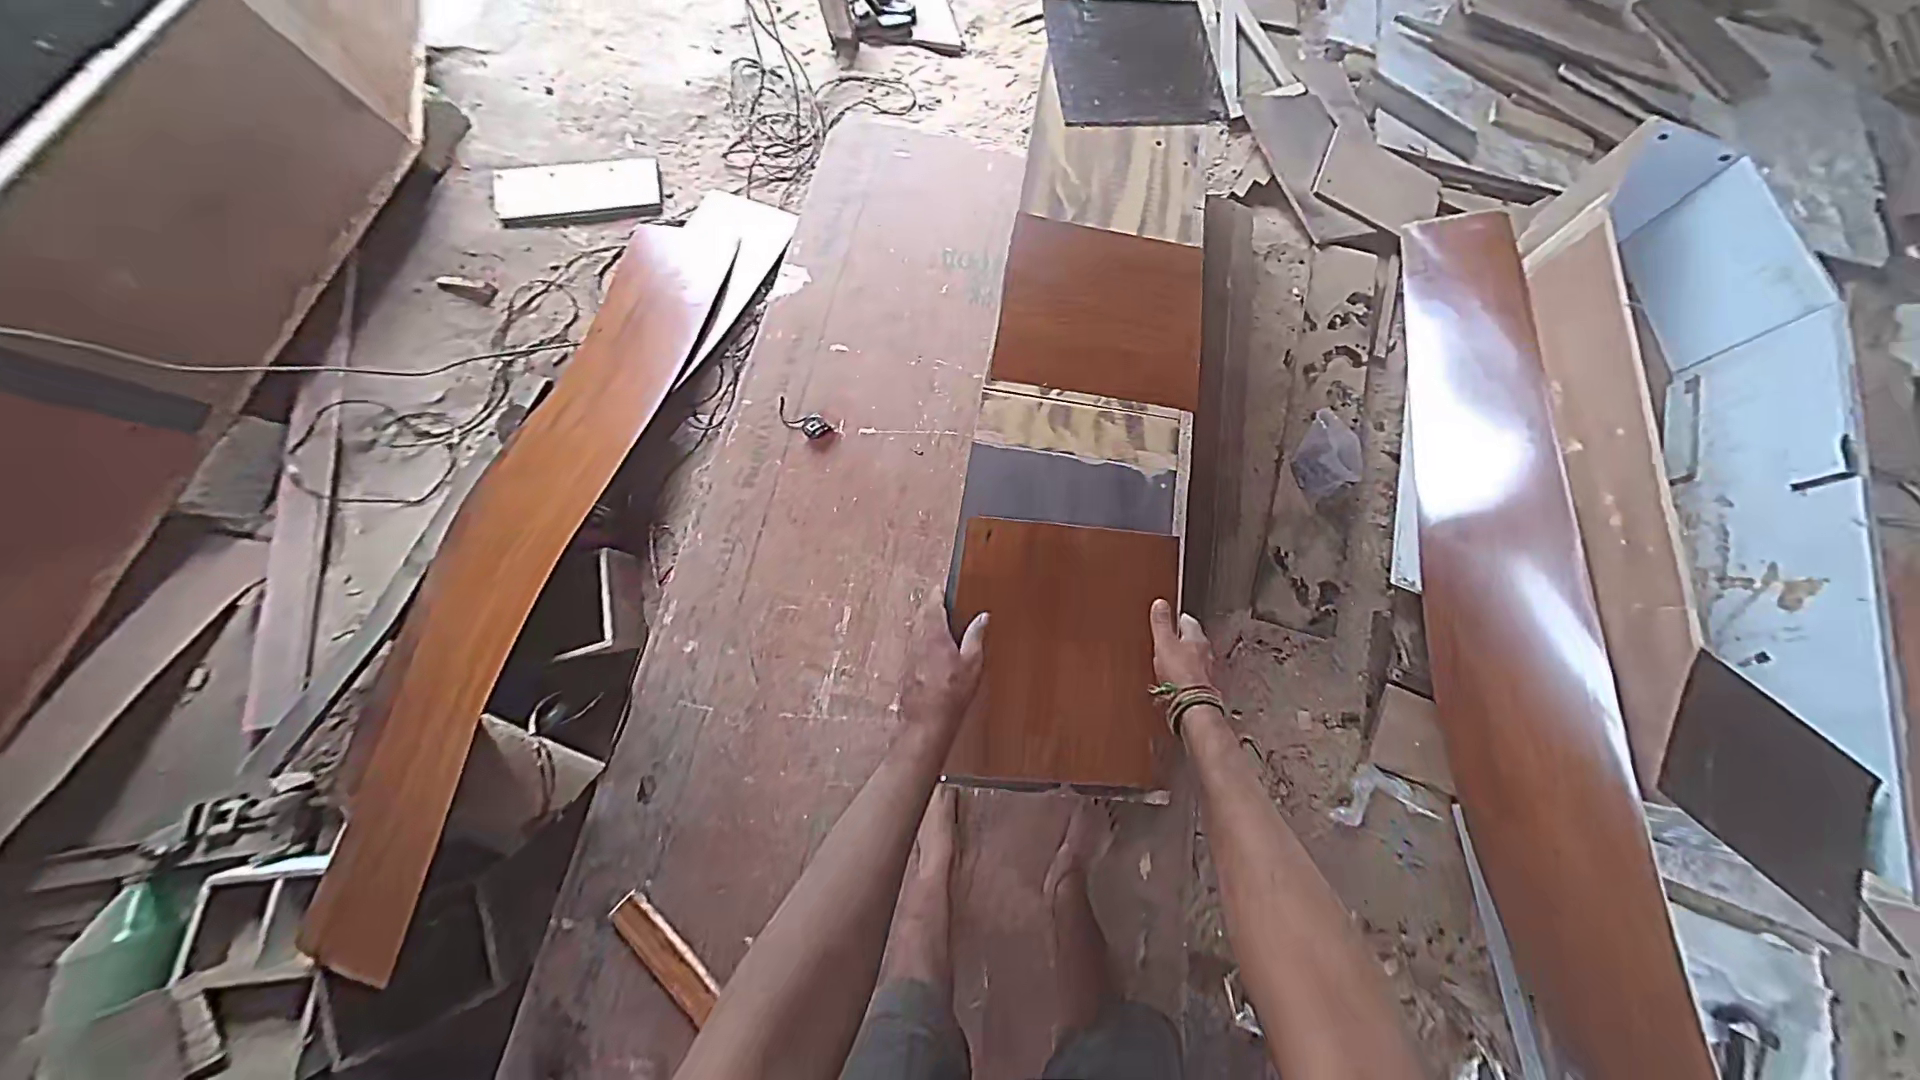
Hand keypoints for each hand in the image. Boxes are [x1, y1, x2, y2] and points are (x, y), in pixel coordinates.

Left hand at [900, 601, 988, 730]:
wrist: (927, 721)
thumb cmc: (951, 693)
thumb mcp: (972, 663)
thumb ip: (975, 636)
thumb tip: (982, 617)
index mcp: (935, 635)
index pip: (933, 604)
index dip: (938, 594)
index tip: (943, 588)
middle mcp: (918, 641)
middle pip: (923, 616)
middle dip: (933, 609)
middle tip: (945, 605)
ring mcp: (910, 654)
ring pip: (917, 631)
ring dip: (928, 626)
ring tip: (942, 628)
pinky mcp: (906, 667)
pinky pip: (915, 647)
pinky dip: (924, 644)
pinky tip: (935, 654)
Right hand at [1150, 599, 1214, 689]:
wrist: (1191, 704)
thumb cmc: (1180, 674)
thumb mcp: (1164, 643)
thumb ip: (1161, 623)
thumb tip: (1160, 604)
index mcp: (1197, 638)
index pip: (1188, 621)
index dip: (1178, 619)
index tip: (1172, 617)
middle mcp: (1205, 652)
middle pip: (1194, 639)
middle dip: (1183, 637)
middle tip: (1172, 636)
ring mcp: (1206, 669)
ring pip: (1195, 657)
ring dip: (1186, 656)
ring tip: (1173, 657)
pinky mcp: (1203, 685)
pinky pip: (1194, 674)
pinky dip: (1187, 673)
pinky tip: (1178, 677)